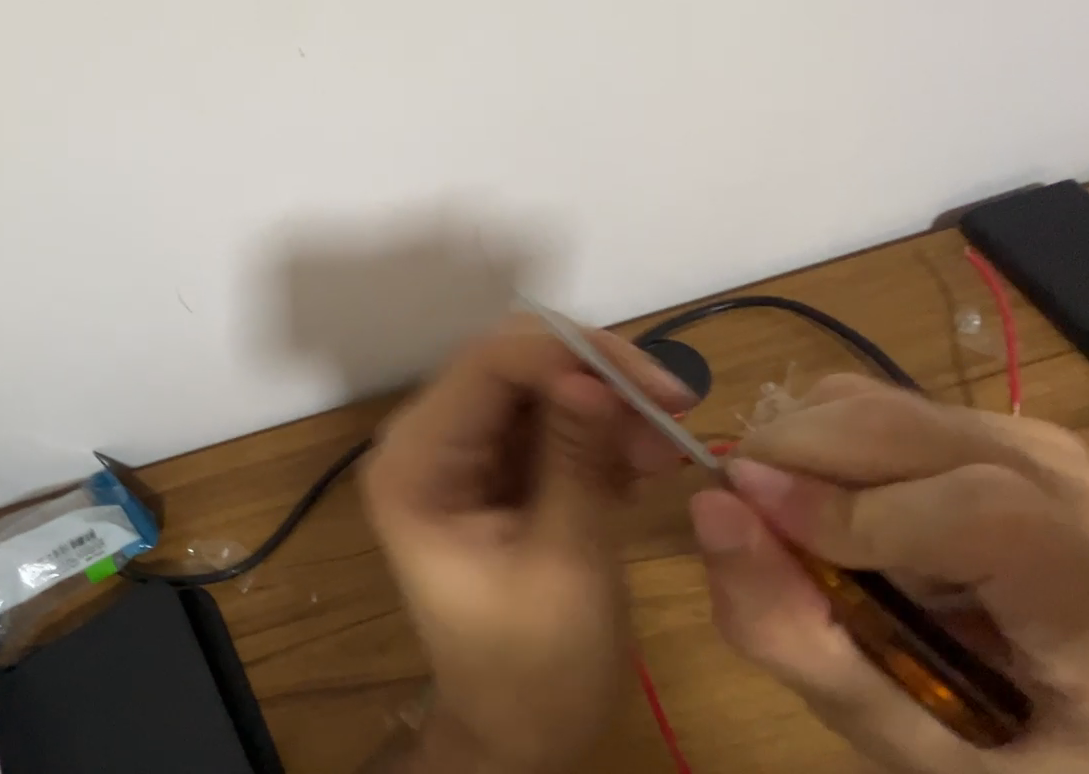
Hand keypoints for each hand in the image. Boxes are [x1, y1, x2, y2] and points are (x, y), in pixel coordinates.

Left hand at [361, 314, 696, 772]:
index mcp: (414, 462)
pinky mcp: (492, 464)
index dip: (570, 357)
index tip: (656, 388)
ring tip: (666, 450)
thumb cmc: (534, 671)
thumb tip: (594, 374)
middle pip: (511, 365)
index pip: (487, 366)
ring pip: (536, 386)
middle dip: (595, 377)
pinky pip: (547, 420)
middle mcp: (424, 439)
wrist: (515, 730)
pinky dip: (598, 431)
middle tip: (674, 409)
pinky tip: (643, 463)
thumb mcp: (566, 565)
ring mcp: (457, 448)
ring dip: (606, 405)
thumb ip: (576, 461)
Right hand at [691, 374, 1088, 772]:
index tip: (744, 505)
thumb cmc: (1004, 755)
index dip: (849, 505)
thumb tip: (708, 506)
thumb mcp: (895, 738)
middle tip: (739, 488)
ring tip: (792, 502)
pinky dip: (849, 434)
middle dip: (802, 445)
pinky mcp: (1055, 446)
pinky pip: (920, 406)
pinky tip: (848, 494)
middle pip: (933, 436)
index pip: (990, 520)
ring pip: (917, 406)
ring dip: (818, 437)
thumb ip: (792, 634)